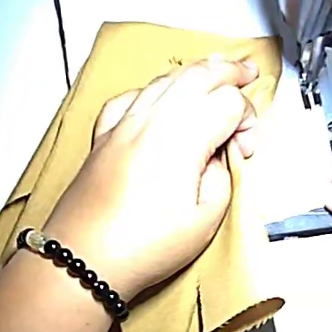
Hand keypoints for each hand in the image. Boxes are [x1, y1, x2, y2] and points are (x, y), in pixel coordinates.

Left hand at [42, 57, 259, 299]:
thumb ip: (222, 178)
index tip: (245, 147)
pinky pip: (131, 97)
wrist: (85, 259)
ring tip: (212, 72)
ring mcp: (124, 123)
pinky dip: (153, 91)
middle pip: (199, 74)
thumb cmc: (141, 246)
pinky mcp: (104, 136)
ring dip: (194, 73)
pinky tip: (157, 99)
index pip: (229, 102)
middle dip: (229, 72)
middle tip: (247, 73)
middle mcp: (153, 118)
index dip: (247, 120)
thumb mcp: (205, 220)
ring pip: (166, 79)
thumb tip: (220, 160)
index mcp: (184, 136)